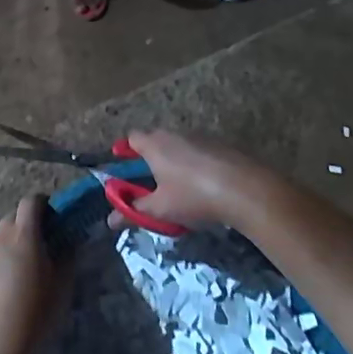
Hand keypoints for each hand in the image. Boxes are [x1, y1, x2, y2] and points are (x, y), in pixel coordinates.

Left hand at [0, 196, 59, 353]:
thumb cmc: (33, 318)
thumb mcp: (62, 288)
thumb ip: (67, 256)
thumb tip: (69, 239)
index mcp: (24, 235)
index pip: (32, 201)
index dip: (43, 205)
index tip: (52, 219)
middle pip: (13, 218)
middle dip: (26, 226)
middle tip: (37, 249)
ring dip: (9, 246)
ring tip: (16, 273)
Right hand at [115, 131, 274, 231]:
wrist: (242, 188)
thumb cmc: (193, 196)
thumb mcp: (160, 209)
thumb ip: (134, 211)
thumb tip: (110, 219)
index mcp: (155, 144)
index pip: (132, 138)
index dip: (126, 150)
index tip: (123, 166)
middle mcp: (174, 134)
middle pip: (155, 140)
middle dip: (149, 158)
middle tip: (148, 182)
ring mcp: (198, 137)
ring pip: (177, 146)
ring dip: (173, 161)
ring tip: (175, 187)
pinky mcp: (218, 145)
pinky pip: (197, 152)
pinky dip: (193, 164)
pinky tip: (200, 186)